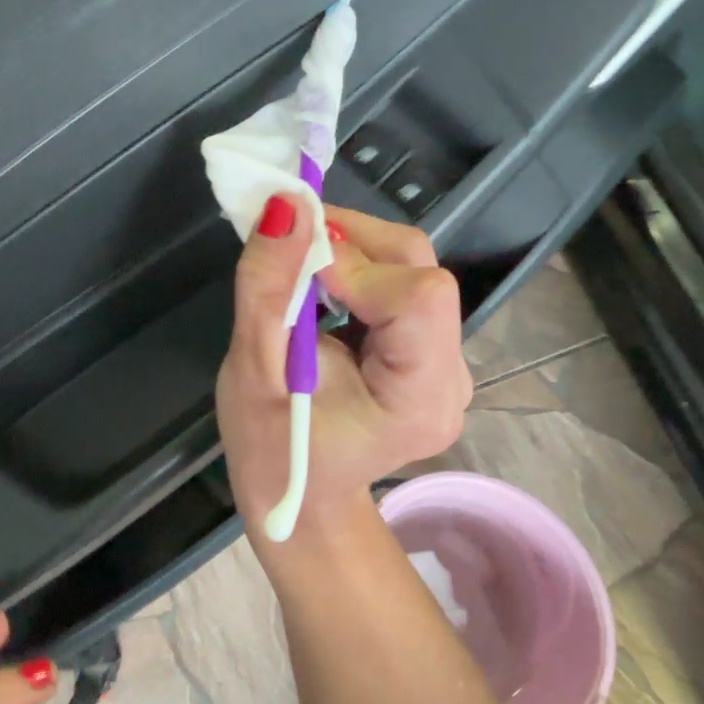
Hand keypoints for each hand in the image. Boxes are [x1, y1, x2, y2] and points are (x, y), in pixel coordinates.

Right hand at [216, 198, 472, 538]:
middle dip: (350, 242)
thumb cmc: (271, 452)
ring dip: (350, 249)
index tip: (295, 266)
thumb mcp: (251, 371)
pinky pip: (400, 280)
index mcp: (419, 397)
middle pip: (418, 267)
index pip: (416, 295)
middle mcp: (451, 375)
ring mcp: (447, 361)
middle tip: (287, 246)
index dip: (354, 265)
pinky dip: (356, 266)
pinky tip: (320, 285)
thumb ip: (268, 286)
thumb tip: (289, 205)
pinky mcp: (429, 347)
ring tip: (297, 268)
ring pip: (410, 265)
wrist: (301, 498)